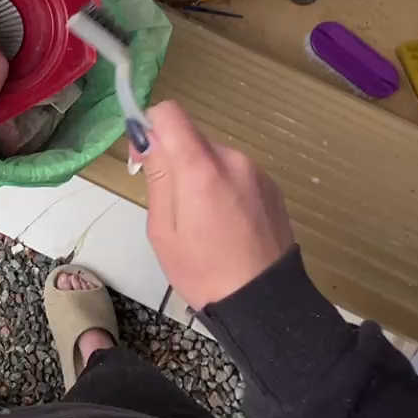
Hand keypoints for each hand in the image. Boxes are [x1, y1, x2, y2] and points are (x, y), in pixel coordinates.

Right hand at [136, 101, 293, 308]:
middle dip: (174, 159)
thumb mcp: (162, 229)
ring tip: (201, 219)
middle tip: (171, 203)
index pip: (169, 113)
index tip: (145, 158)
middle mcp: (233, 159)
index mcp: (202, 168)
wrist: (265, 304)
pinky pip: (234, 172)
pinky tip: (225, 222)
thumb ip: (157, 176)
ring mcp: (257, 172)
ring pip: (213, 155)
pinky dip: (222, 185)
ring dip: (199, 174)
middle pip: (191, 137)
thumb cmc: (203, 272)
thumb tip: (148, 138)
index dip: (151, 127)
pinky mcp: (271, 186)